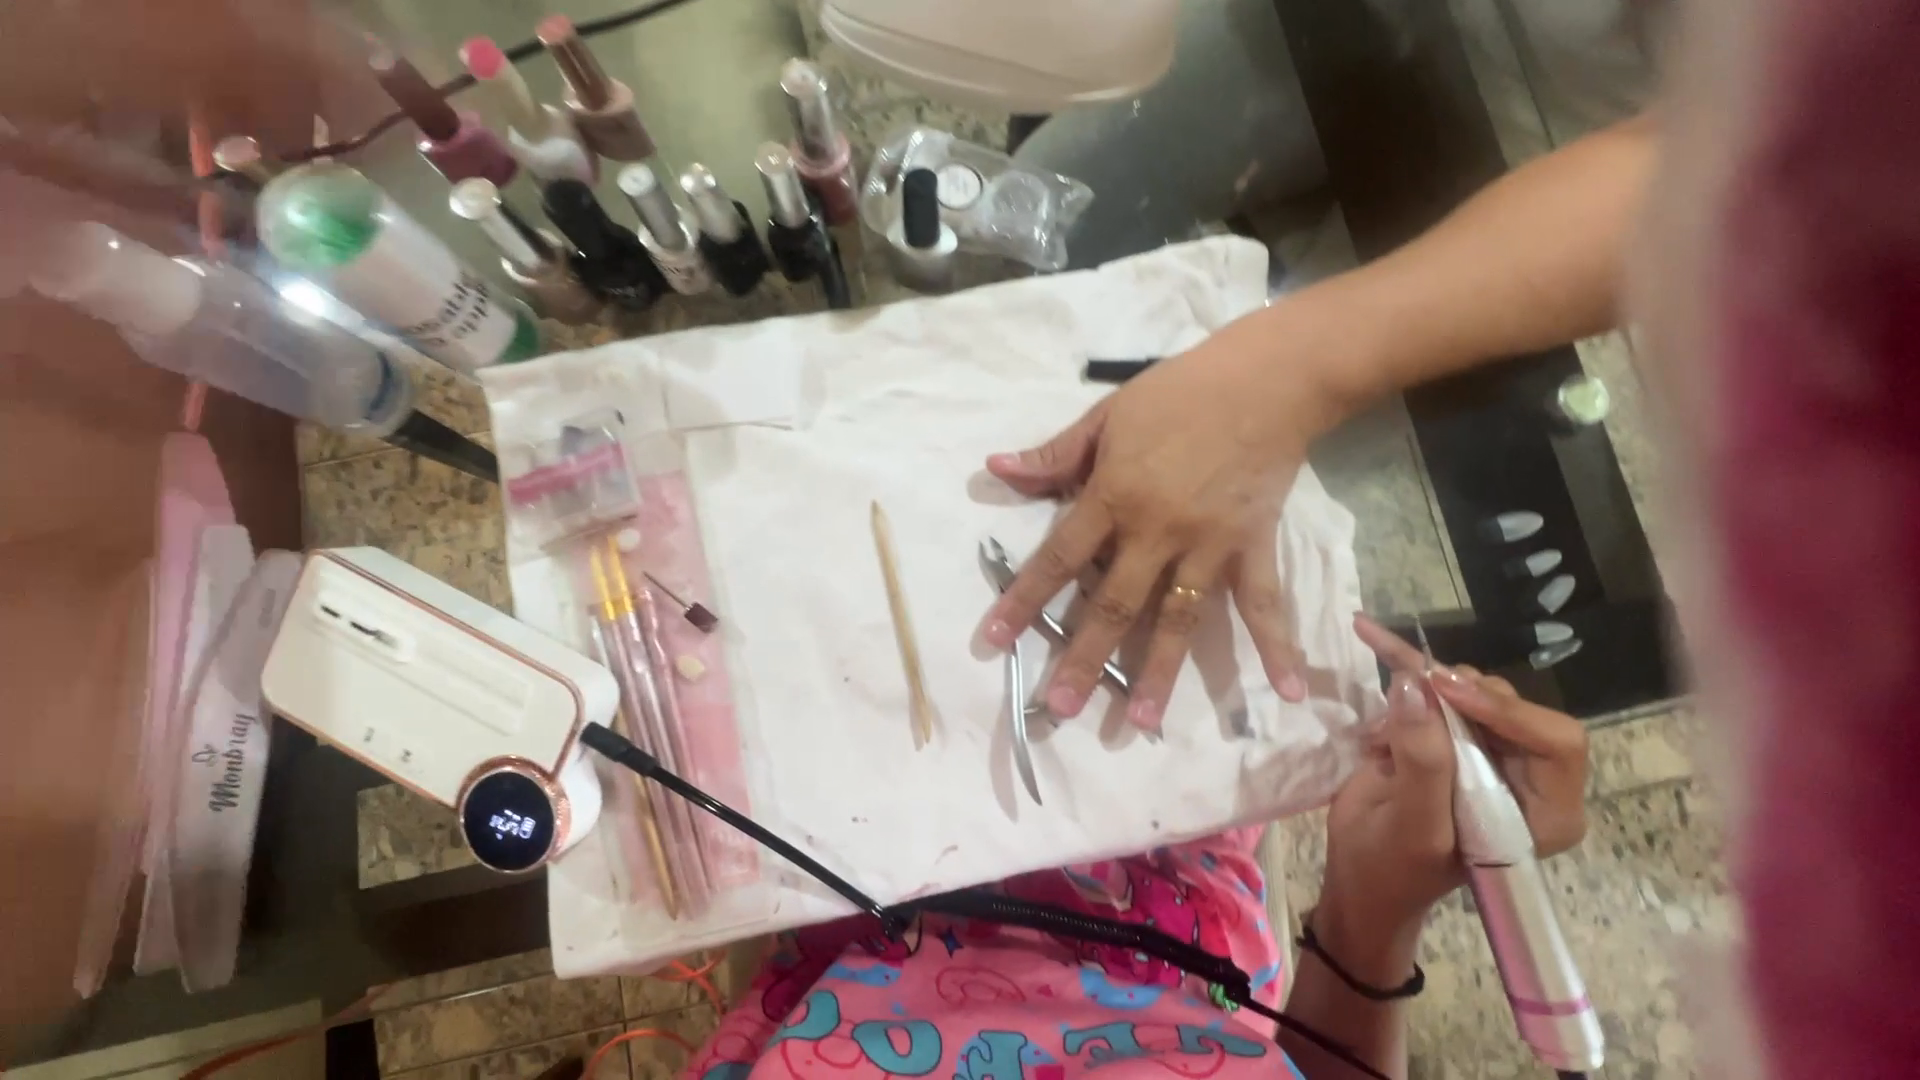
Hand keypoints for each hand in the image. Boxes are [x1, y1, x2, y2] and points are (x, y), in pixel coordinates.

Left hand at [976, 314, 1362, 731]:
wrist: (1267, 379)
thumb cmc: (1178, 392)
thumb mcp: (1106, 415)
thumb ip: (1054, 454)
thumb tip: (996, 469)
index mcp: (1115, 497)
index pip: (1059, 558)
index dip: (1024, 600)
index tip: (994, 641)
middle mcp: (1157, 532)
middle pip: (1113, 605)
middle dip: (1083, 658)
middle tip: (1059, 708)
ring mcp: (1209, 546)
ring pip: (1178, 619)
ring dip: (1158, 671)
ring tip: (1139, 722)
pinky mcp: (1253, 547)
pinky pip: (1264, 603)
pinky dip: (1276, 645)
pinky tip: (1287, 692)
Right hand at [1314, 615, 1588, 971]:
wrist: (1357, 876)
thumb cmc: (1392, 866)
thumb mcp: (1413, 825)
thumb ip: (1425, 762)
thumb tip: (1414, 686)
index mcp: (1545, 810)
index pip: (1555, 739)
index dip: (1503, 708)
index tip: (1440, 688)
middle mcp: (1525, 775)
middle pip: (1510, 705)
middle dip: (1454, 694)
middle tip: (1402, 693)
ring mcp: (1485, 753)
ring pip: (1470, 691)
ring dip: (1421, 691)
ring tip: (1379, 724)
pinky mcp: (1447, 738)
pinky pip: (1435, 691)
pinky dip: (1402, 665)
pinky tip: (1370, 636)